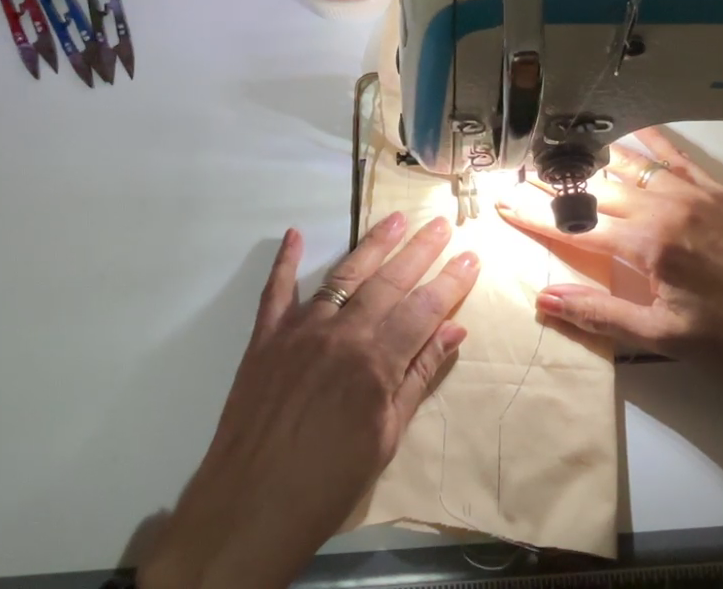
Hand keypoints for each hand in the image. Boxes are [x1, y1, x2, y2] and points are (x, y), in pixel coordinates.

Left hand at [140, 215, 479, 588]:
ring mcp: (299, 330)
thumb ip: (418, 378)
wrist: (251, 504)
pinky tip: (296, 235)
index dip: (451, 282)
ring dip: (372, 245)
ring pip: (342, 275)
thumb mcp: (387, 437)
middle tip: (442, 223)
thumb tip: (454, 332)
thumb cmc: (330, 482)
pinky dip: (286, 262)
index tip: (472, 256)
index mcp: (376, 362)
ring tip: (396, 218)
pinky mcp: (265, 337)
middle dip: (420, 250)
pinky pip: (277, 291)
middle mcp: (341, 334)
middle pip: (389, 282)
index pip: (424, 309)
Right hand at [495, 127, 722, 398]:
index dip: (533, 215)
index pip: (574, 227)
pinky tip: (624, 129)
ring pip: (627, 164)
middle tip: (521, 173)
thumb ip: (600, 315)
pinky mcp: (717, 189)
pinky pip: (672, 154)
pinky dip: (643, 140)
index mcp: (646, 246)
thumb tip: (543, 300)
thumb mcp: (661, 338)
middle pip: (594, 189)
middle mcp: (663, 207)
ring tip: (558, 148)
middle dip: (553, 183)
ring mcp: (692, 192)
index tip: (502, 202)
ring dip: (588, 158)